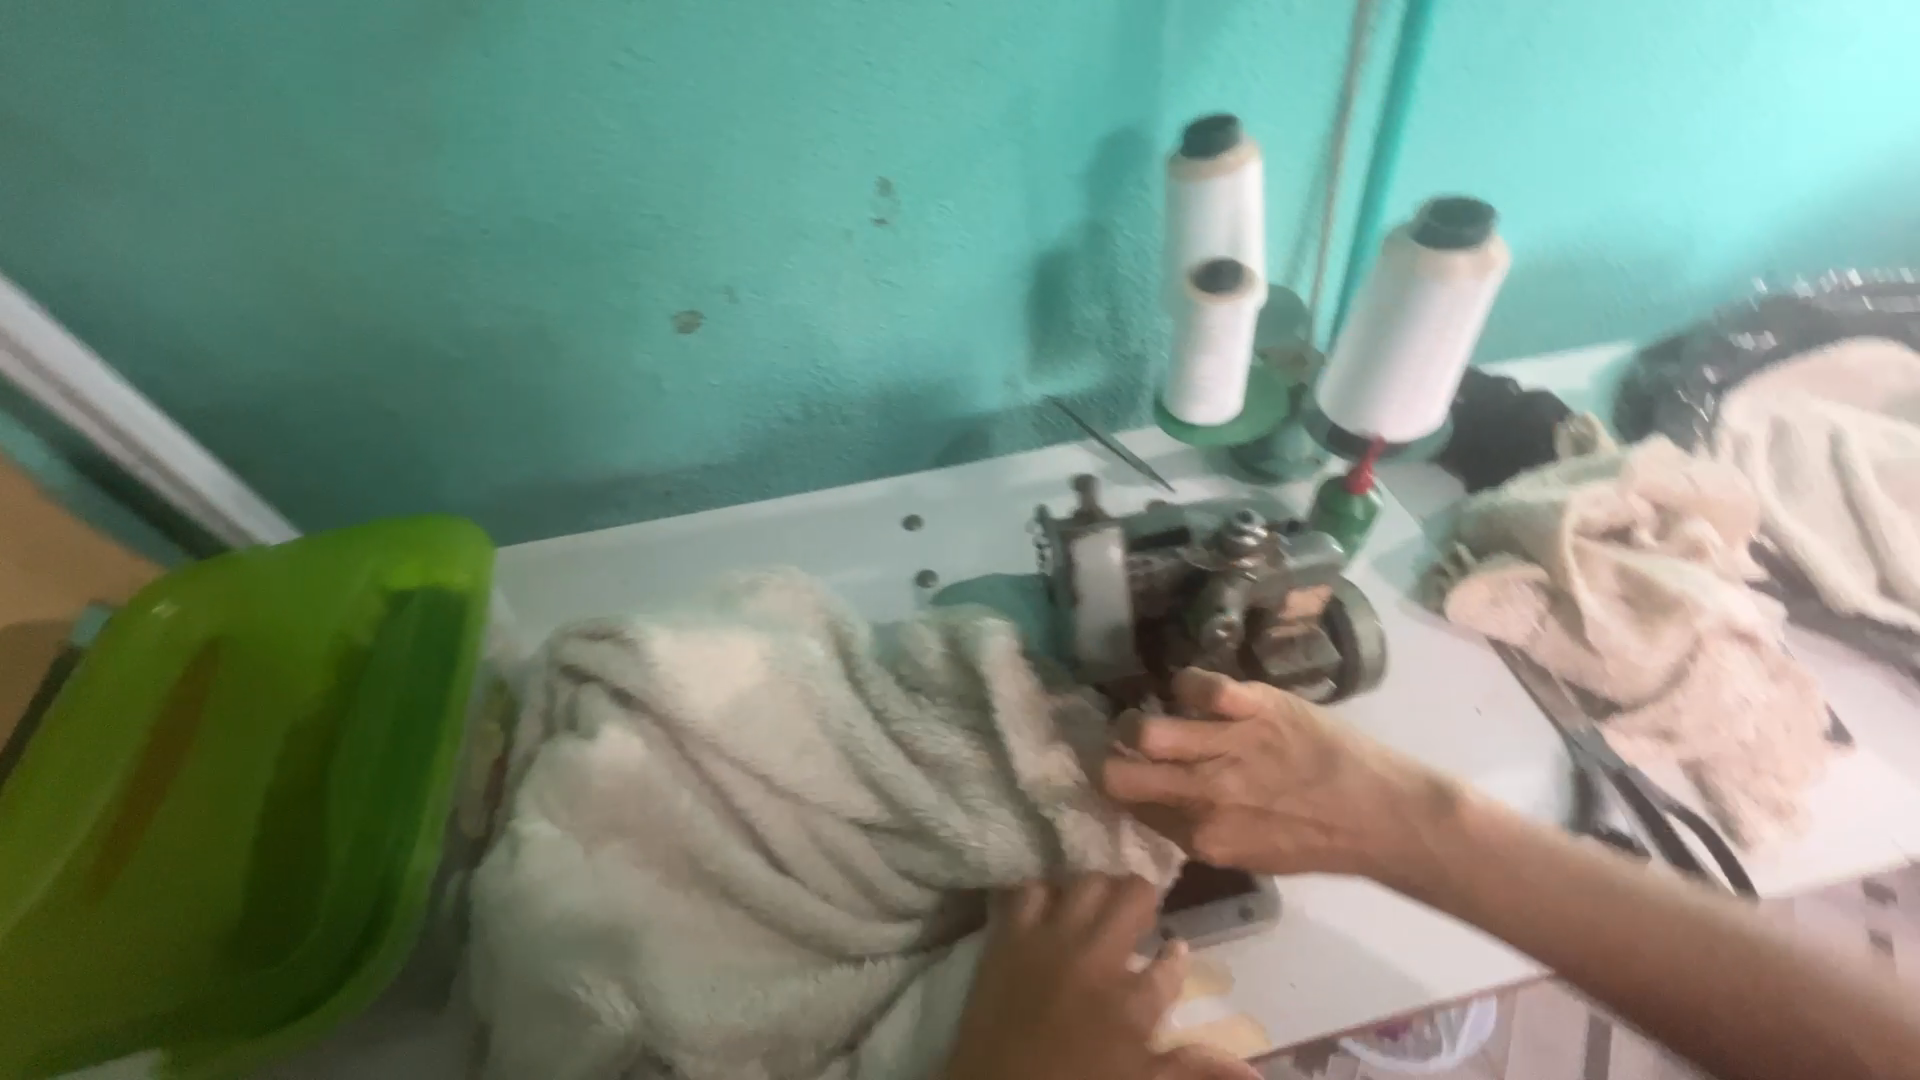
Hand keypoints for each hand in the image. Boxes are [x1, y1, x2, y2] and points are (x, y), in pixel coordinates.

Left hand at [942, 875, 1257, 1079]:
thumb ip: (1192, 1069)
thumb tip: (1254, 1069)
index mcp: (1131, 1005)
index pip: (1170, 966)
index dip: (1176, 957)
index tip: (1176, 949)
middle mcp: (1095, 959)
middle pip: (1130, 897)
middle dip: (1142, 899)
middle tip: (1137, 919)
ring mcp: (1049, 940)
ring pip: (1086, 882)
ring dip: (1099, 890)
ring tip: (1098, 908)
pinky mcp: (1009, 936)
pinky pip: (1030, 889)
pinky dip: (1044, 893)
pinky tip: (1050, 908)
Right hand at [1101, 669, 1459, 884]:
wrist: (1387, 815)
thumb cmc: (1318, 840)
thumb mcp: (1248, 855)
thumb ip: (1195, 832)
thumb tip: (1154, 805)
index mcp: (1203, 837)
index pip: (1129, 808)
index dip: (1123, 790)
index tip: (1129, 777)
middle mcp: (1205, 794)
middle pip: (1116, 772)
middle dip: (1110, 758)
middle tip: (1128, 749)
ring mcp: (1229, 747)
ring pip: (1144, 729)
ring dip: (1137, 722)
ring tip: (1154, 717)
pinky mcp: (1255, 706)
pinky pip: (1196, 685)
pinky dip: (1188, 686)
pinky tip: (1199, 696)